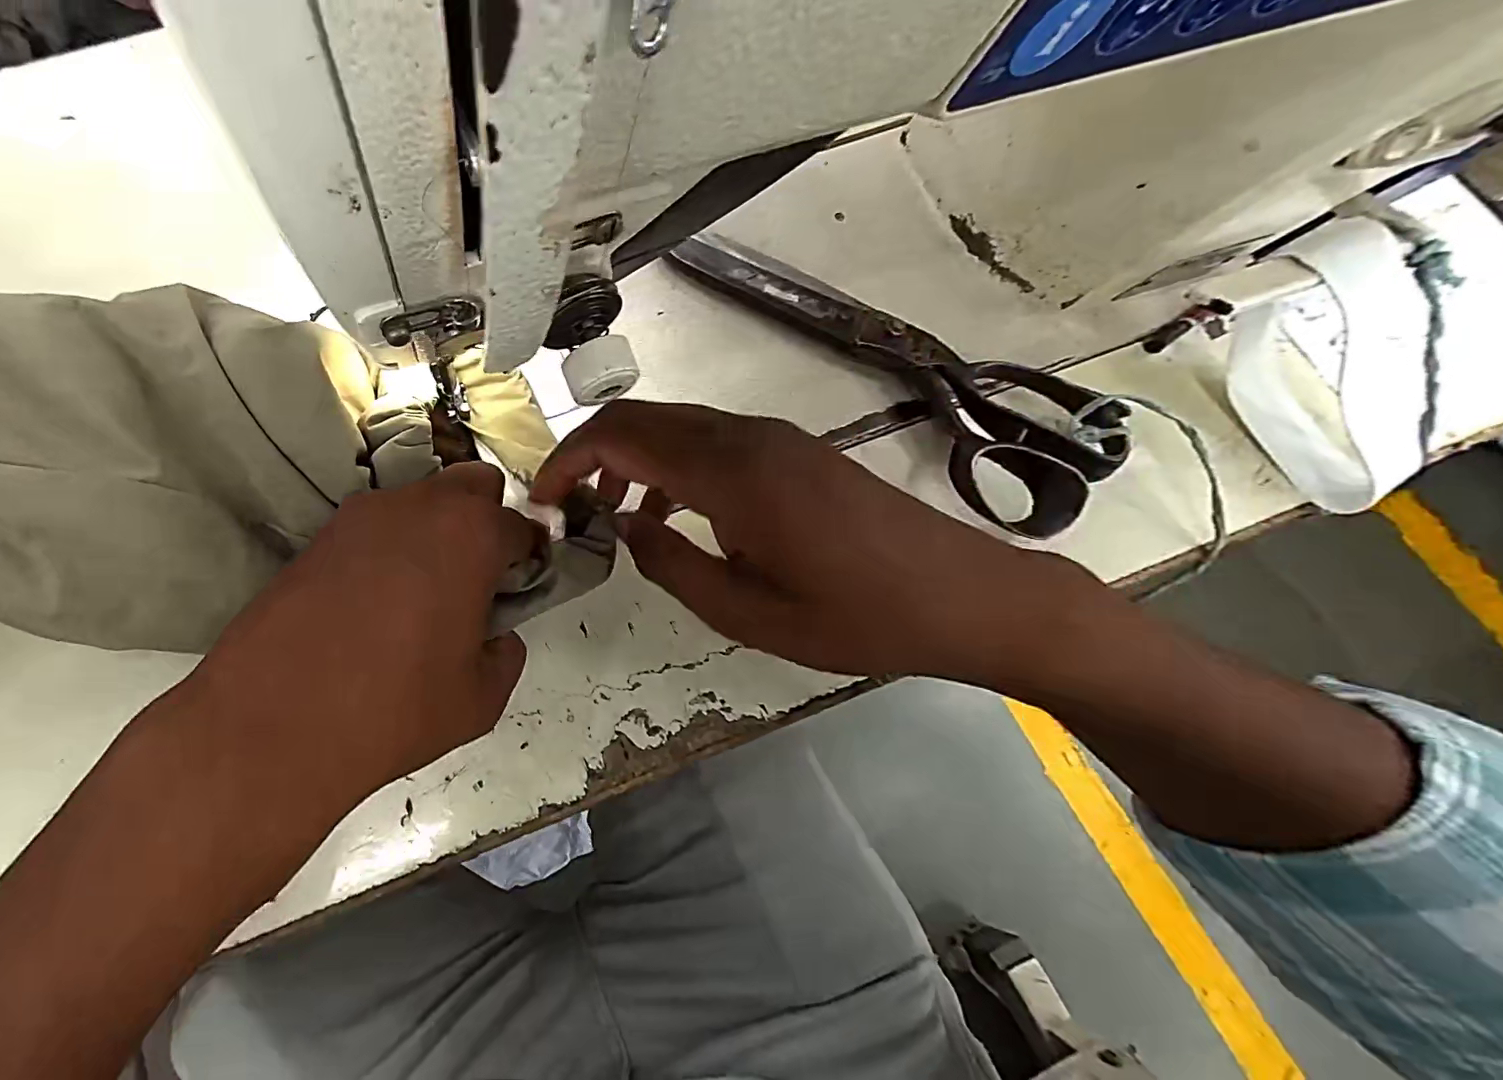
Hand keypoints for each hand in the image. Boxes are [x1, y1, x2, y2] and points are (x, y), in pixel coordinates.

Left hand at [175, 462, 539, 815]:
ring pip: (420, 503)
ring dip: (436, 533)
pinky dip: (390, 550)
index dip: (530, 557)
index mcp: (470, 535)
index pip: (522, 525)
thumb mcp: (480, 698)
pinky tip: (375, 603)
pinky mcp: (319, 536)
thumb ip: (505, 655)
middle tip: (477, 579)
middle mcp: (418, 507)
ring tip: (420, 598)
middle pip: (473, 485)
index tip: (522, 587)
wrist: (270, 725)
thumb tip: (495, 637)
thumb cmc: (393, 708)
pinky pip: (375, 528)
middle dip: (488, 521)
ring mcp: (361, 516)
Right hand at [531, 401, 1116, 687]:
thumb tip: (622, 526)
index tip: (542, 501)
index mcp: (730, 473)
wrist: (960, 595)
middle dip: (590, 455)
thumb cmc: (854, 616)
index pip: (620, 437)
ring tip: (614, 517)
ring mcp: (774, 438)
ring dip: (631, 460)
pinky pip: (711, 441)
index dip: (567, 462)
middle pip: (642, 418)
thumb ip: (669, 564)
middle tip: (568, 509)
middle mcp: (747, 437)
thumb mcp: (745, 612)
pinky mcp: (793, 450)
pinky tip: (674, 514)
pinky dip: (672, 466)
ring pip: (675, 426)